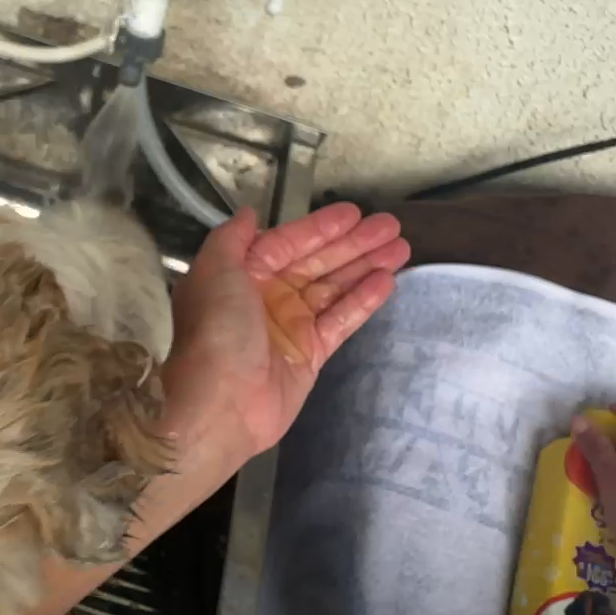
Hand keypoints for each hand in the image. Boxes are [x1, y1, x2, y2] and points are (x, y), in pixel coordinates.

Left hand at [165, 204, 409, 463]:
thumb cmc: (217, 329)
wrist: (221, 402)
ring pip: (334, 288)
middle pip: (317, 263)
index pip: (288, 243)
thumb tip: (249, 214)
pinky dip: (363, 301)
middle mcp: (267, 296)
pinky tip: (387, 280)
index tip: (354, 213)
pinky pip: (341, 320)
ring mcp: (291, 326)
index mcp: (242, 274)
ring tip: (401, 247)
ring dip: (365, 267)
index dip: (320, 228)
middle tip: (391, 226)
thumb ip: (231, 239)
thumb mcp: (214, 271)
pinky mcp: (310, 354)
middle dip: (353, 244)